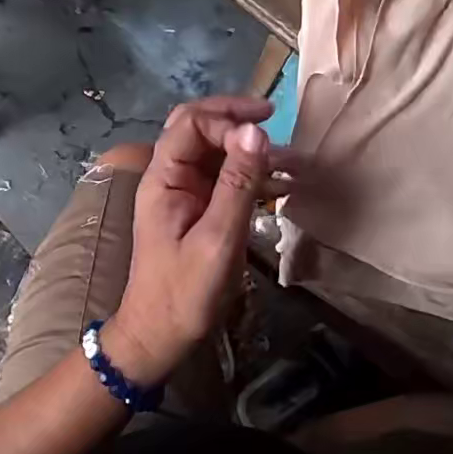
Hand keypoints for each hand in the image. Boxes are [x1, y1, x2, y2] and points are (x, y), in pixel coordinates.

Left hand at [104, 96, 291, 381]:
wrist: (160, 337)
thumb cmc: (184, 293)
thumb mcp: (218, 239)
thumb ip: (237, 184)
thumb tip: (255, 131)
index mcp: (164, 178)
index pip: (191, 124)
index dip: (227, 121)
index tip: (264, 137)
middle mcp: (171, 178)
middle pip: (198, 128)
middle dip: (235, 118)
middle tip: (272, 117)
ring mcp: (184, 194)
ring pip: (215, 152)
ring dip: (249, 149)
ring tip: (292, 159)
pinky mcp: (199, 211)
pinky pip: (224, 179)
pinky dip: (251, 176)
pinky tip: (283, 186)